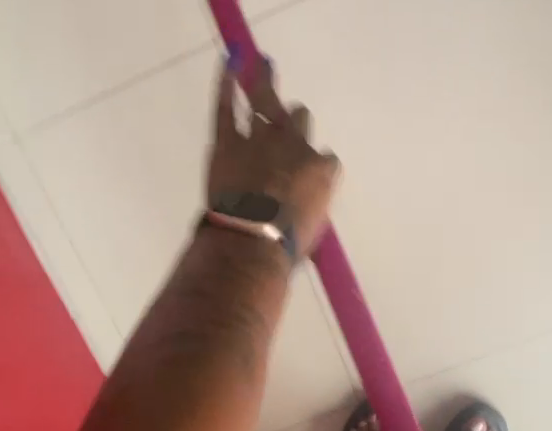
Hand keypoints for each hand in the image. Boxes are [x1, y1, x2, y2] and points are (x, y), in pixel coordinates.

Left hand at [208, 52, 340, 259]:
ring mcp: (261, 138)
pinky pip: (226, 105)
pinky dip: (226, 83)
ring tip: (265, 67)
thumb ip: (310, 205)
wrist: (252, 243)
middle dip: (294, 124)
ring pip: (269, 101)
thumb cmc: (287, 245)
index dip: (315, 165)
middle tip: (285, 126)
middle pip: (300, 120)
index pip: (326, 159)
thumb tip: (302, 205)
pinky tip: (229, 62)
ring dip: (267, 86)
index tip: (306, 176)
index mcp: (322, 171)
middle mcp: (296, 145)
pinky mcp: (228, 141)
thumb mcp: (313, 228)